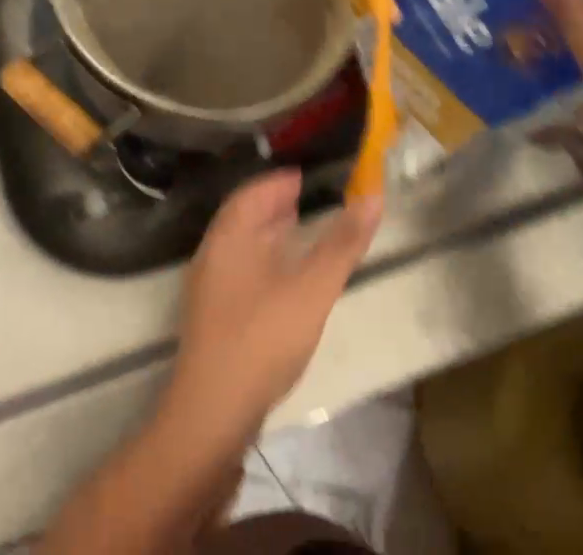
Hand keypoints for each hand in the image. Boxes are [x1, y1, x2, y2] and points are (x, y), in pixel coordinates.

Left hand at [167, 171, 382, 437]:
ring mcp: (209, 286)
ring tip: (301, 233)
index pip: (251, 193)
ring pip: (240, 246)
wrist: (213, 406)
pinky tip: (286, 280)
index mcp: (228, 237)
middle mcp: (212, 254)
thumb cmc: (262, 338)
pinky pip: (240, 271)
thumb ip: (342, 244)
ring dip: (268, 234)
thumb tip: (373, 197)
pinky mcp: (213, 315)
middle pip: (242, 217)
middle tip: (308, 200)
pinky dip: (264, 261)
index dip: (278, 182)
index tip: (306, 176)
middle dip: (273, 206)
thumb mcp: (312, 289)